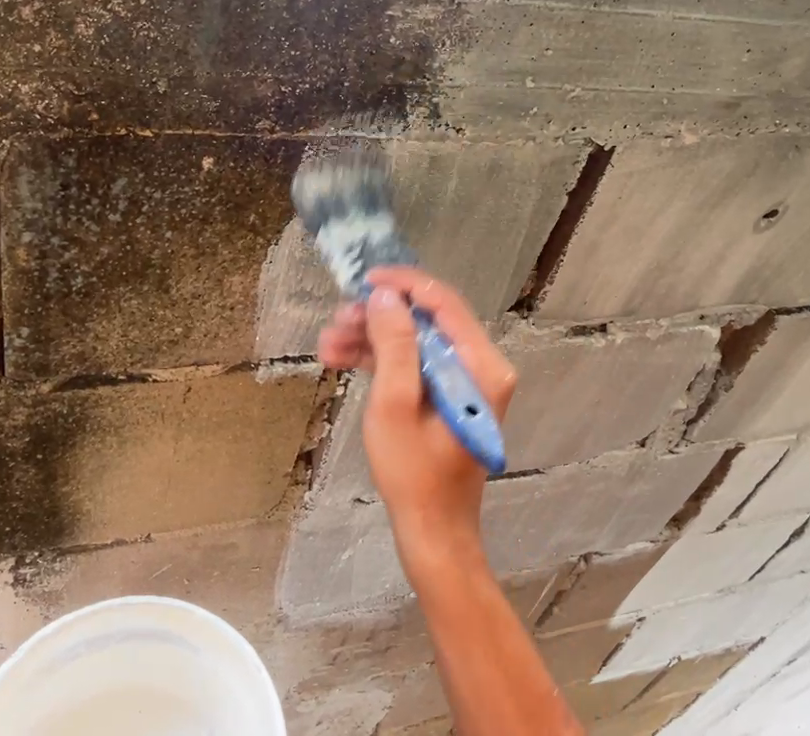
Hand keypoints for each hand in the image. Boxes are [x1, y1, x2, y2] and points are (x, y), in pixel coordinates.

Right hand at [316, 268, 516, 548]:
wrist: (431, 529)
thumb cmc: (413, 473)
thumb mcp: (395, 404)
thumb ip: (394, 345)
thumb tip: (385, 296)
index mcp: (481, 367)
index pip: (444, 304)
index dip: (404, 285)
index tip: (364, 279)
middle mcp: (480, 367)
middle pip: (425, 320)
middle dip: (377, 317)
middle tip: (336, 321)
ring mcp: (463, 382)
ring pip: (413, 340)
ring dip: (370, 337)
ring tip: (328, 344)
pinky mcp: (446, 395)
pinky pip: (412, 363)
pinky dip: (378, 359)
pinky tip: (340, 358)